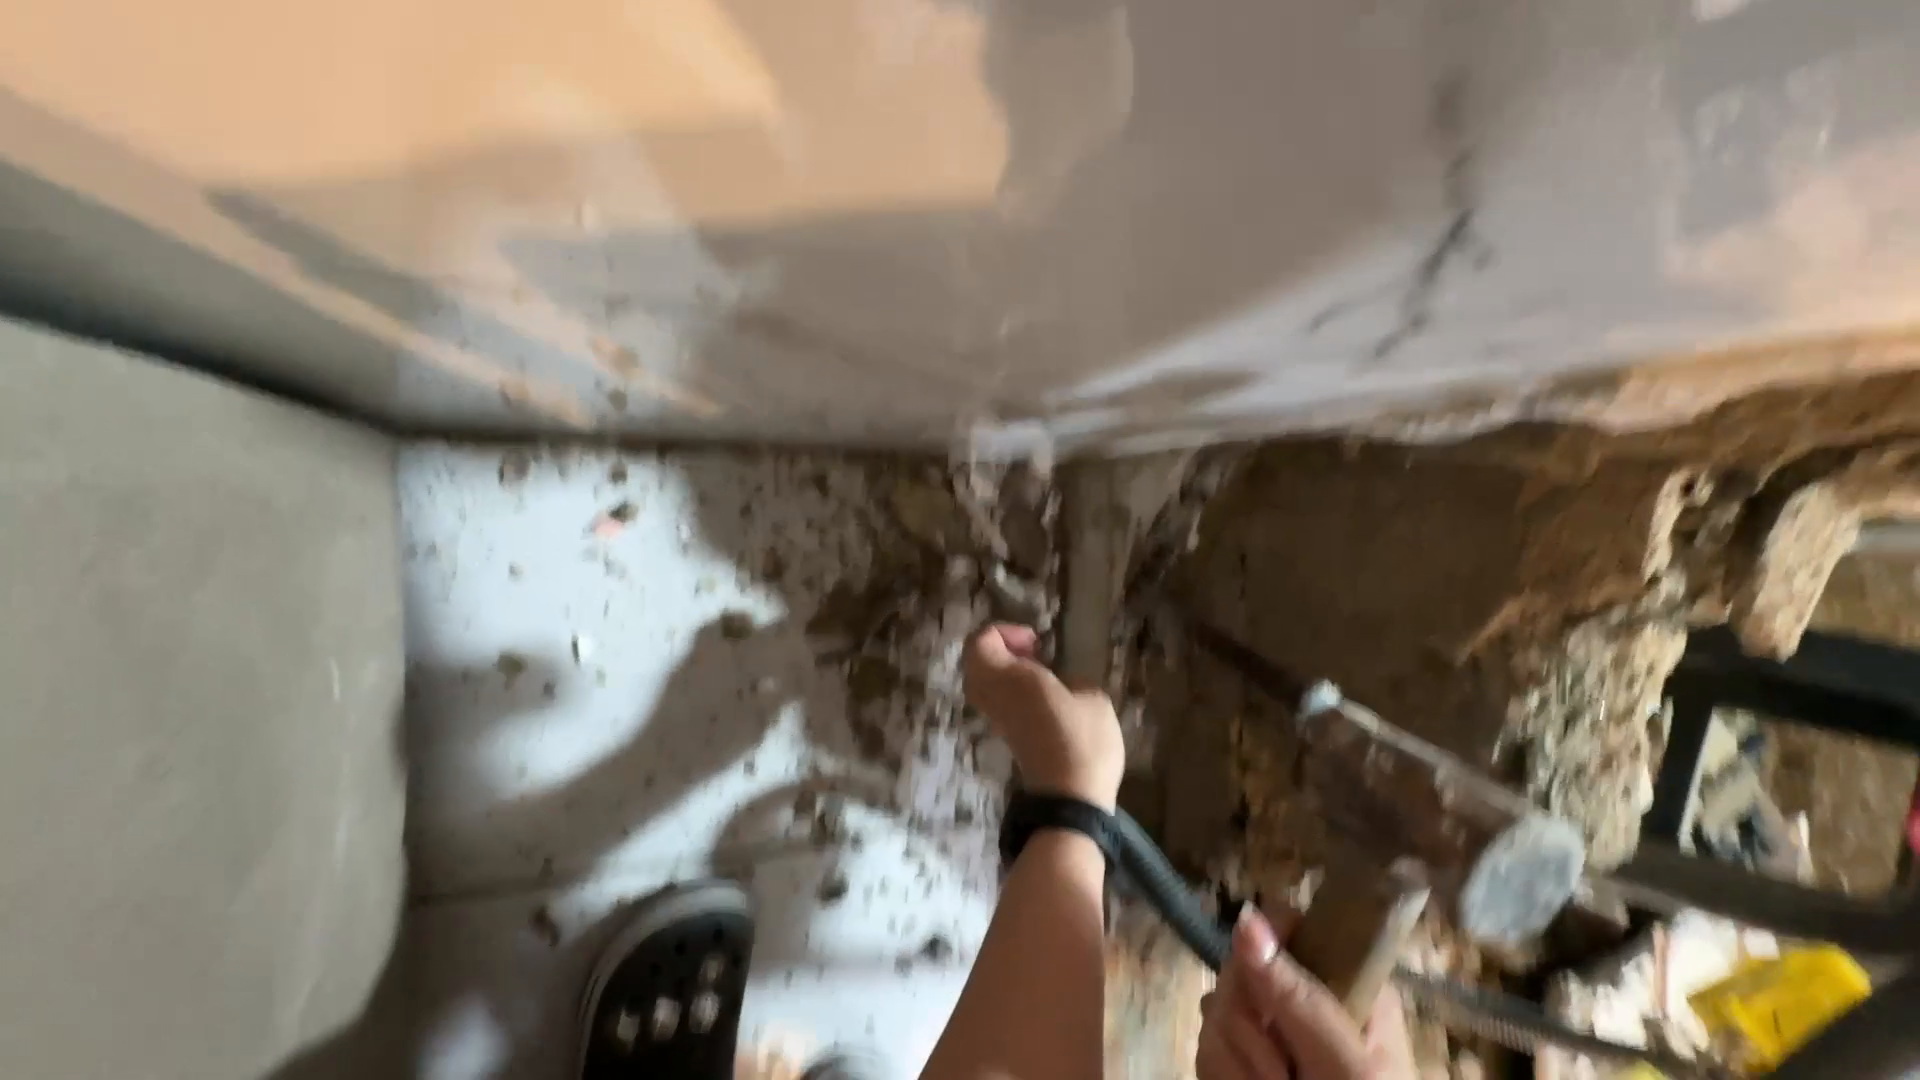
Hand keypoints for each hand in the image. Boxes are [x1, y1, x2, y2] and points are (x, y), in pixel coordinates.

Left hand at [962, 623, 1124, 809]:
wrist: (1069, 797)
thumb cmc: (1083, 740)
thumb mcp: (1091, 695)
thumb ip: (1070, 676)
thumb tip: (1059, 679)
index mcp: (1009, 677)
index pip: (981, 640)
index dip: (1006, 631)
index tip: (1037, 642)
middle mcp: (993, 694)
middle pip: (974, 659)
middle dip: (1000, 647)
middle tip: (1034, 652)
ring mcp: (995, 716)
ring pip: (981, 680)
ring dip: (1004, 669)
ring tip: (1040, 672)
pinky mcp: (1004, 733)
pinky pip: (994, 698)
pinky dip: (1009, 689)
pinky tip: (1042, 695)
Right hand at [1198, 908, 1418, 1078]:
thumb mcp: (1348, 1070)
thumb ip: (1299, 997)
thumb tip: (1245, 917)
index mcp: (1346, 982)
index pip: (1283, 922)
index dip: (1263, 949)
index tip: (1265, 991)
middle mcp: (1303, 996)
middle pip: (1237, 968)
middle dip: (1252, 1029)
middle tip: (1287, 1074)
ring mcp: (1270, 1030)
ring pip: (1214, 1011)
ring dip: (1241, 1066)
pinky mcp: (1241, 1062)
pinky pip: (1204, 1047)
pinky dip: (1226, 1078)